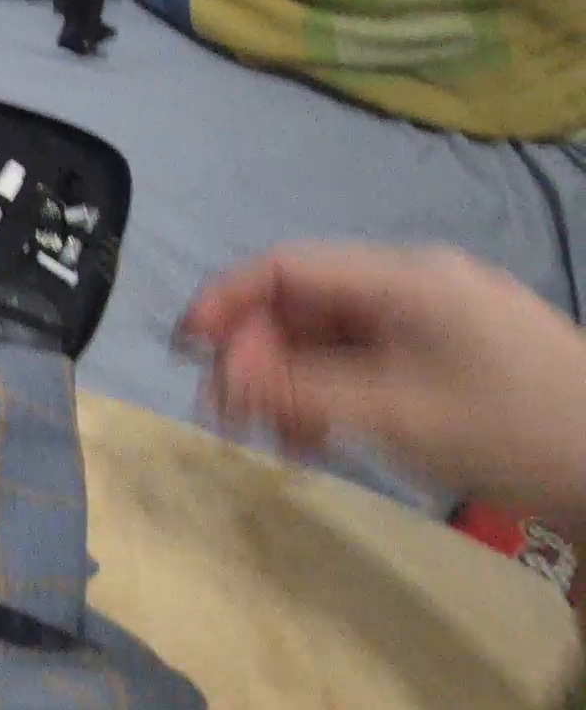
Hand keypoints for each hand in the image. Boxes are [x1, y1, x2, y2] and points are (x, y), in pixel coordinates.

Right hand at [177, 245, 585, 521]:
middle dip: (251, 361)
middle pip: (292, 309)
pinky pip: (343, 365)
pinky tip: (312, 440)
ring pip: (311, 343)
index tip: (187, 348)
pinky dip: (315, 399)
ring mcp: (418, 324)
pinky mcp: (428, 357)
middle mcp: (405, 290)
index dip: (224, 302)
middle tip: (227, 416)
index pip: (283, 268)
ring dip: (279, 389)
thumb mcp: (395, 412)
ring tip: (276, 441)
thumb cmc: (522, 431)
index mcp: (404, 281)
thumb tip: (216, 377)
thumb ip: (293, 388)